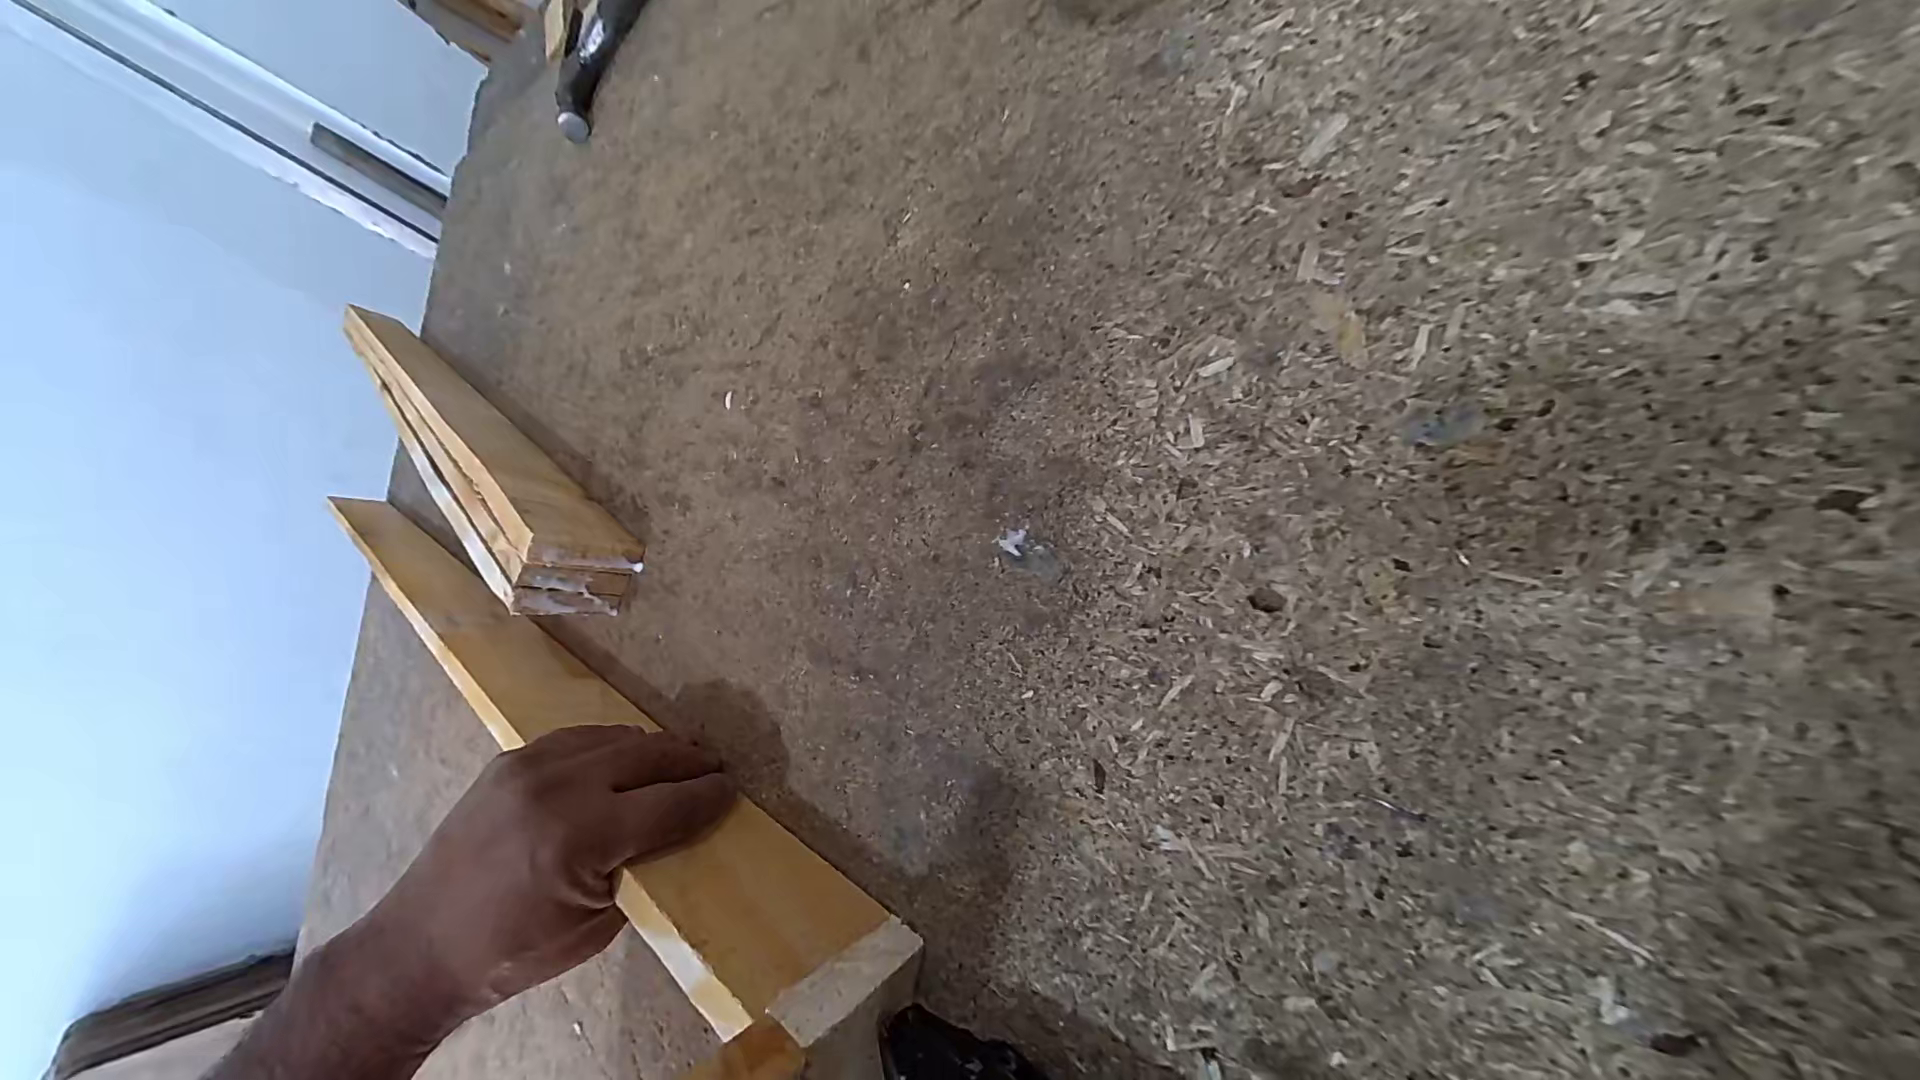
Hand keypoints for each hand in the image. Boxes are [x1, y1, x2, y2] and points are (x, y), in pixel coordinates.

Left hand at [359, 725, 735, 1030]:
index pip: (672, 801)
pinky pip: (584, 738)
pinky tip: (627, 760)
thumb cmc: (514, 952)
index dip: (709, 795)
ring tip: (679, 761)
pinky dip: (616, 746)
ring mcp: (531, 764)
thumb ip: (646, 863)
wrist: (415, 951)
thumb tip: (683, 825)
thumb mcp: (600, 923)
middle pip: (652, 754)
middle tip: (715, 768)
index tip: (732, 790)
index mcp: (583, 835)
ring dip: (656, 750)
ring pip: (621, 737)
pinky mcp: (513, 758)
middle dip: (691, 761)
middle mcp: (560, 786)